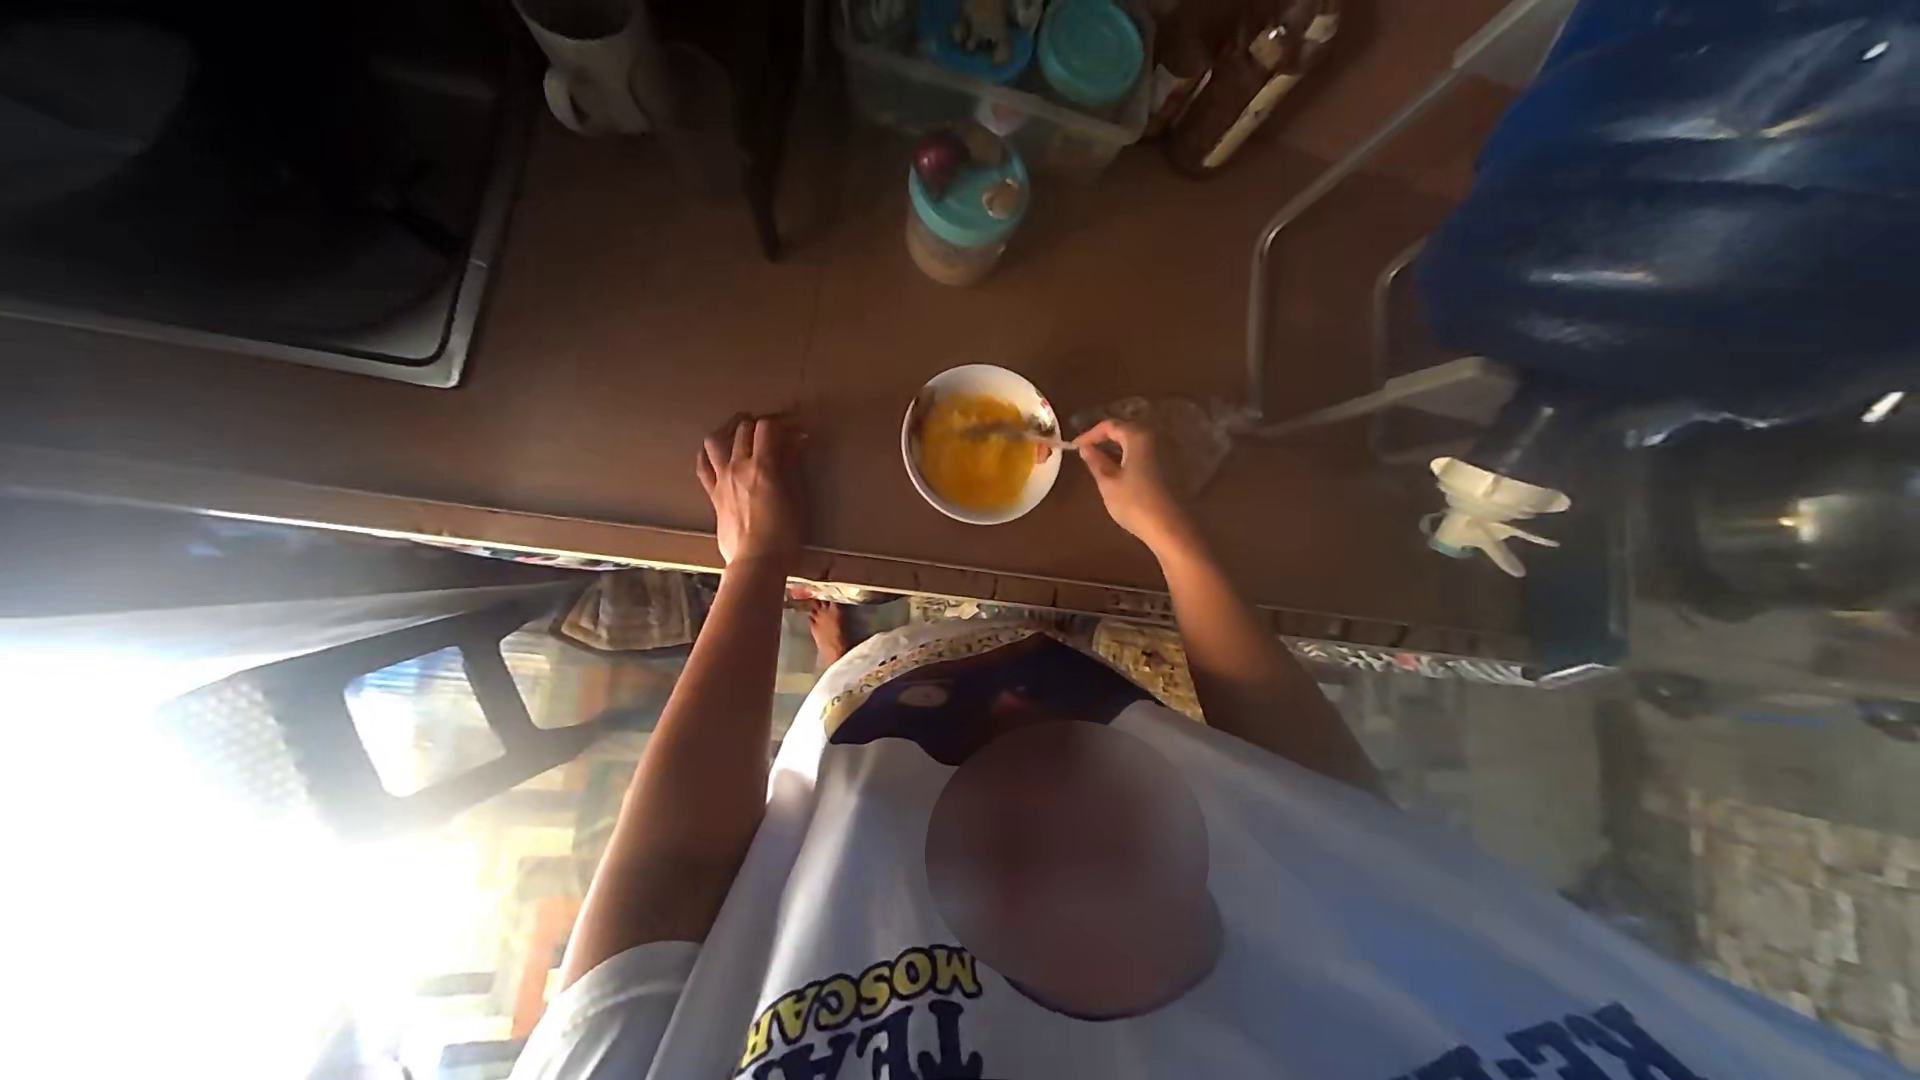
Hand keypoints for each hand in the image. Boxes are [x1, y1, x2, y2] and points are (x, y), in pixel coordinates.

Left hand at [697, 413, 805, 570]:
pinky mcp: (713, 495)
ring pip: (715, 440)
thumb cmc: (784, 534)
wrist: (757, 562)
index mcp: (762, 466)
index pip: (768, 428)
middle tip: (776, 431)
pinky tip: (717, 452)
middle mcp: (738, 467)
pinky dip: (709, 453)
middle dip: (761, 424)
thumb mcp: (796, 497)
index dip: (783, 423)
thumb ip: (791, 466)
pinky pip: (703, 466)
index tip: (797, 430)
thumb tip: (794, 442)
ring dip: (730, 430)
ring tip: (742, 431)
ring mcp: (721, 480)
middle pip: (743, 429)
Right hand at [1073, 419, 1200, 556]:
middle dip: (1104, 439)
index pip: (1110, 426)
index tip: (1074, 447)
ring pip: (1136, 442)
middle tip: (1086, 452)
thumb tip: (1085, 448)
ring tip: (1100, 462)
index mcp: (1138, 436)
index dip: (1089, 434)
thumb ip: (1095, 461)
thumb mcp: (1108, 482)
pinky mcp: (1172, 466)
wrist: (1169, 527)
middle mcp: (1156, 437)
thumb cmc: (1135, 503)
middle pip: (1125, 430)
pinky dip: (1130, 456)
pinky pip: (1146, 453)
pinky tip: (1120, 470)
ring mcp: (1167, 451)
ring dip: (1117, 448)